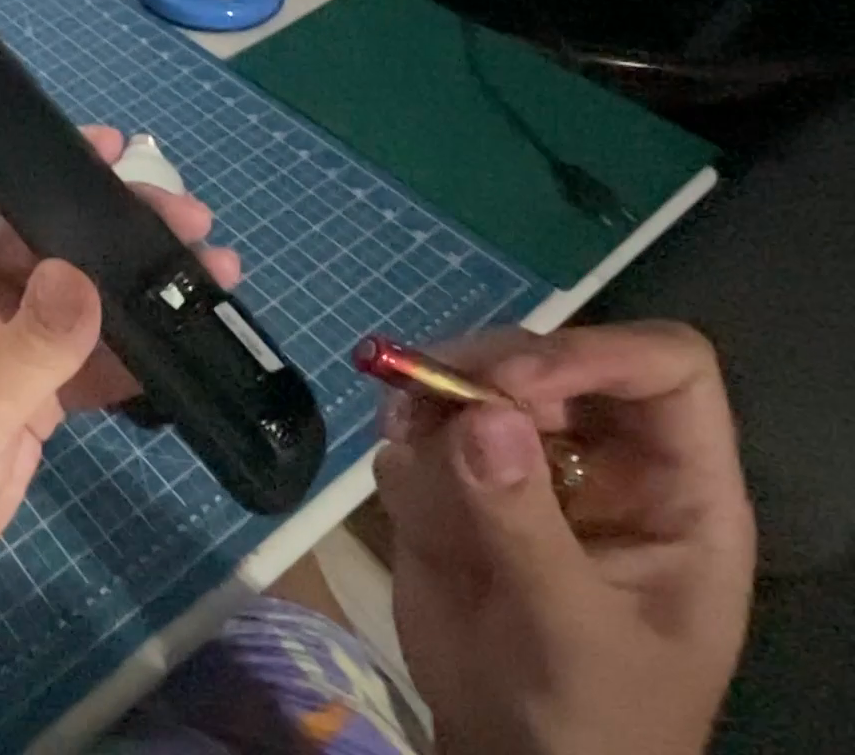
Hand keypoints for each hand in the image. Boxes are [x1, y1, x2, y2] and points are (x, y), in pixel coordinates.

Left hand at [0, 127, 241, 611]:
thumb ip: (27, 347)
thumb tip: (83, 276)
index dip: (30, 161)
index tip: (107, 145)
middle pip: (43, 240)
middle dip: (110, 225)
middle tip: (187, 217)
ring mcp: (6, 345)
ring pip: (76, 295)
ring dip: (134, 284)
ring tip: (211, 268)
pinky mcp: (34, 391)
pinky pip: (88, 355)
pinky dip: (133, 347)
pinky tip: (187, 335)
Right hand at [374, 322, 755, 754]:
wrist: (501, 751)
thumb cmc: (586, 715)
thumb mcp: (571, 633)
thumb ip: (526, 527)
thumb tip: (479, 420)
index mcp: (673, 487)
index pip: (660, 369)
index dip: (588, 356)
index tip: (503, 388)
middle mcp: (593, 458)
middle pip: (543, 359)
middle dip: (478, 371)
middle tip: (419, 404)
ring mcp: (514, 467)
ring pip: (465, 385)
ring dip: (424, 408)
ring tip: (409, 459)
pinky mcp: (449, 483)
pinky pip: (415, 434)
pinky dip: (398, 455)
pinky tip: (409, 509)